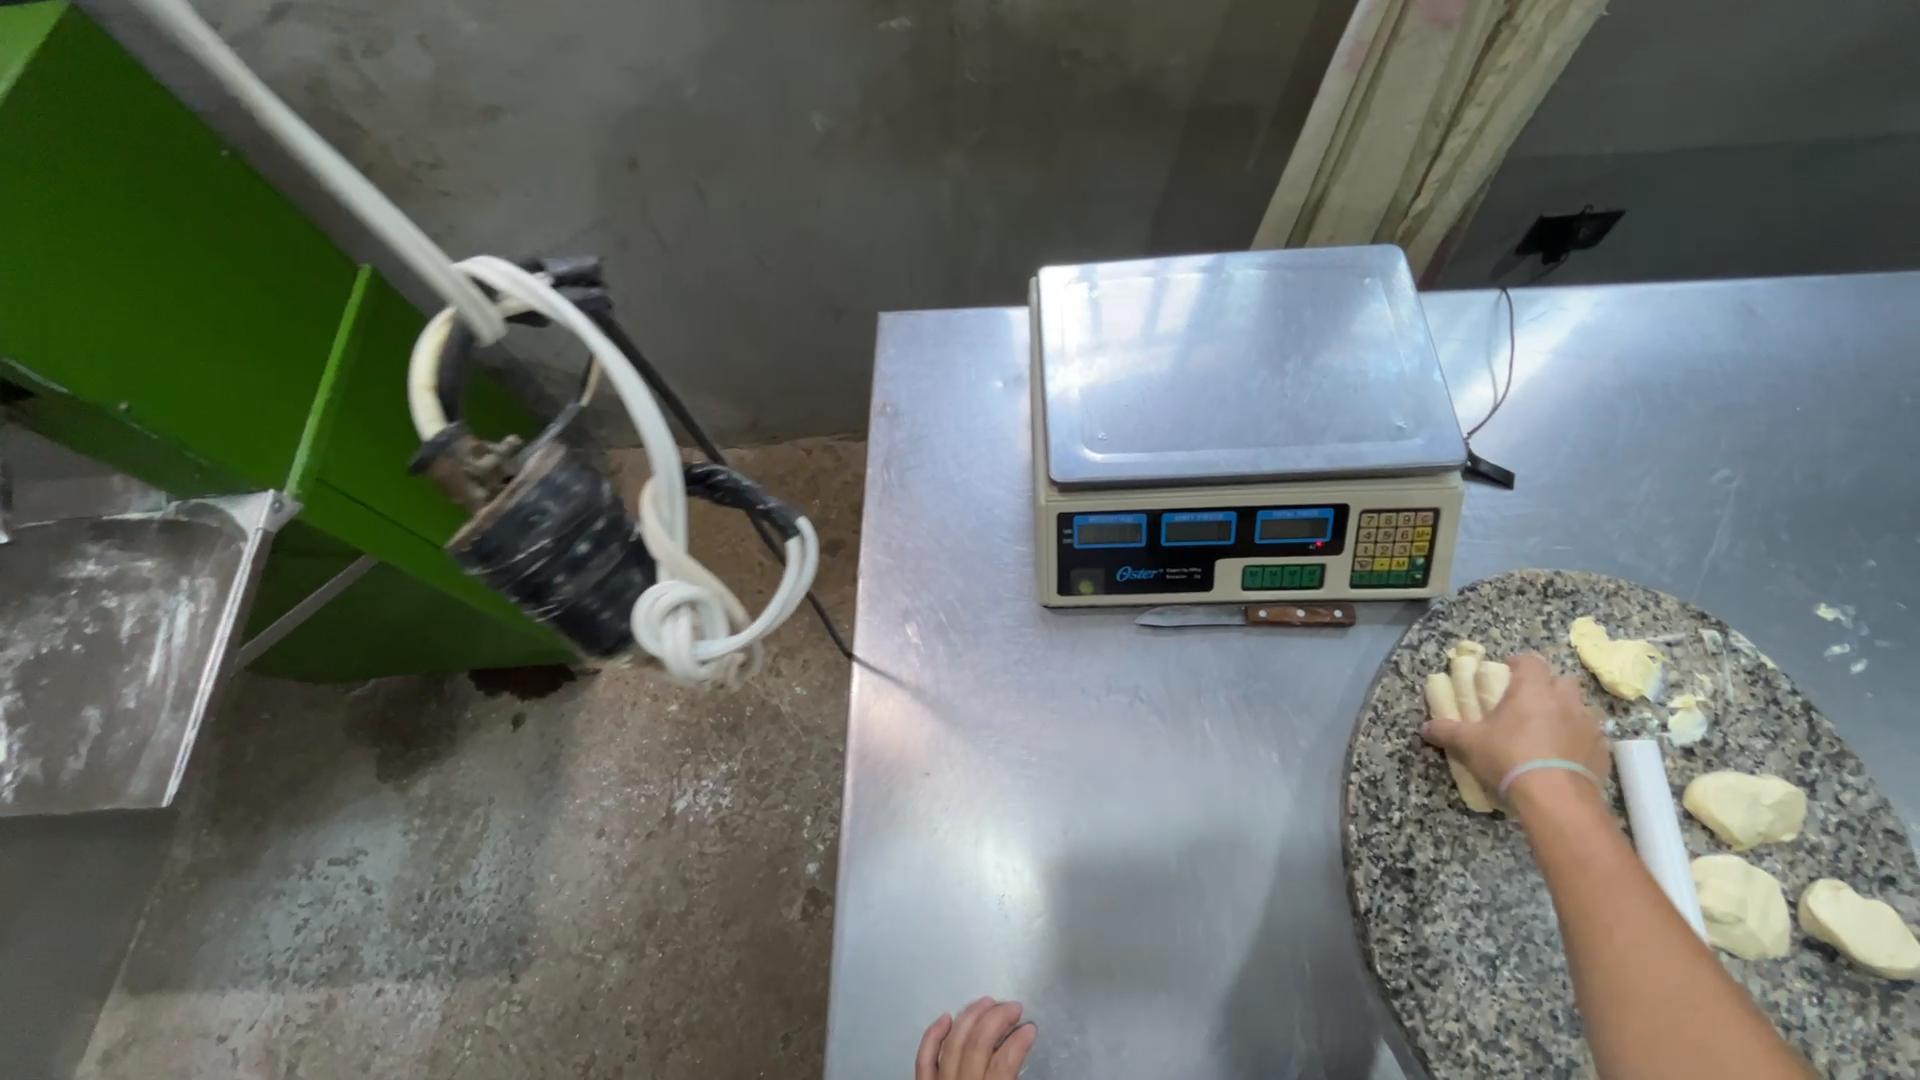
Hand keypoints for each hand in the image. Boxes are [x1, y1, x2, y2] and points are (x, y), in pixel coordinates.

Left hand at [916, 998, 1036, 1079]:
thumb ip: (1011, 1078)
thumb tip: (1021, 1047)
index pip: (1004, 1064)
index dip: (1019, 1042)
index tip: (1030, 1027)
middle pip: (977, 1045)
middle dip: (997, 1019)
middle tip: (1013, 1007)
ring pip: (952, 1043)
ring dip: (970, 1018)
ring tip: (987, 1002)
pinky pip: (924, 1059)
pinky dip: (933, 1036)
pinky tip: (945, 1018)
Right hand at [1422, 652, 1609, 800]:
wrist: (1557, 798)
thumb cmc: (1508, 757)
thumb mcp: (1468, 743)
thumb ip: (1446, 731)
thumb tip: (1425, 727)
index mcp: (1532, 690)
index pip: (1530, 661)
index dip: (1518, 664)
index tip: (1506, 674)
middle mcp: (1565, 700)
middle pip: (1561, 681)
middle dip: (1547, 688)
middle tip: (1527, 704)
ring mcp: (1588, 725)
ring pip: (1580, 708)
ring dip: (1565, 714)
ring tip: (1546, 733)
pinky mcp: (1603, 750)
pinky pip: (1591, 736)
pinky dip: (1578, 740)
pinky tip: (1563, 757)